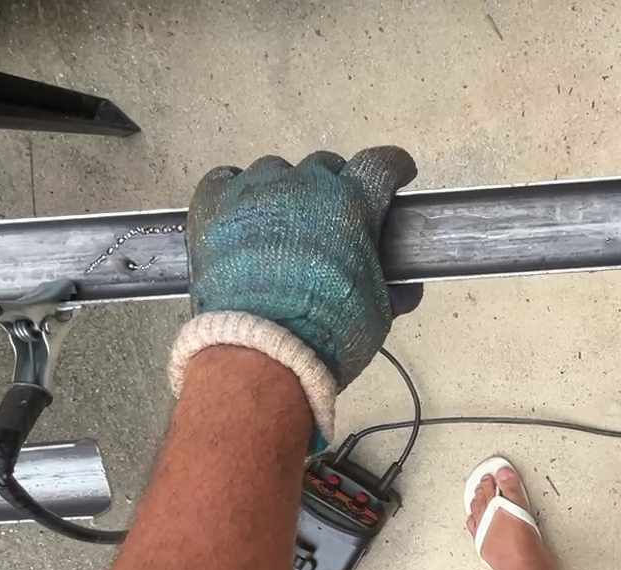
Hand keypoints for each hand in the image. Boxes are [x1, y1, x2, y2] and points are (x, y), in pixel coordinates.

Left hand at [185, 147, 420, 389]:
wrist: (263, 353)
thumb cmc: (328, 334)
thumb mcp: (377, 316)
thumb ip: (392, 291)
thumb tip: (407, 287)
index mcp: (352, 206)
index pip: (380, 166)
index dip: (393, 168)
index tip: (397, 175)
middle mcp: (304, 187)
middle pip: (326, 168)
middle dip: (335, 189)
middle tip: (335, 223)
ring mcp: (255, 191)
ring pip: (277, 173)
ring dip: (288, 195)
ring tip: (285, 230)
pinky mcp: (214, 206)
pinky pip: (226, 180)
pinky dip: (237, 193)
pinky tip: (243, 217)